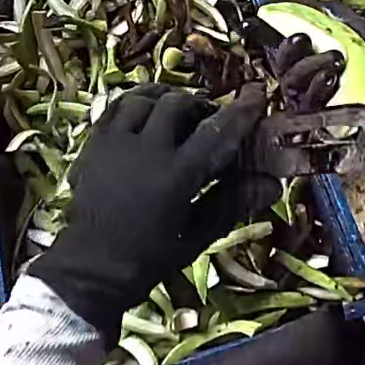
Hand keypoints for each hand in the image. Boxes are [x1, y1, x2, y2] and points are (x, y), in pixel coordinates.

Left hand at [28, 84, 276, 338]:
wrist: (92, 268)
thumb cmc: (151, 257)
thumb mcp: (198, 235)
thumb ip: (233, 203)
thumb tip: (273, 184)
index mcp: (176, 175)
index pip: (216, 131)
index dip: (239, 111)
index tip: (256, 95)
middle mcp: (146, 150)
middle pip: (177, 104)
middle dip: (197, 105)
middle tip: (206, 118)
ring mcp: (115, 143)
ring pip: (144, 99)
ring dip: (165, 100)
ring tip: (175, 112)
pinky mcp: (94, 144)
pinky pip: (116, 107)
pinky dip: (136, 102)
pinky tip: (146, 112)